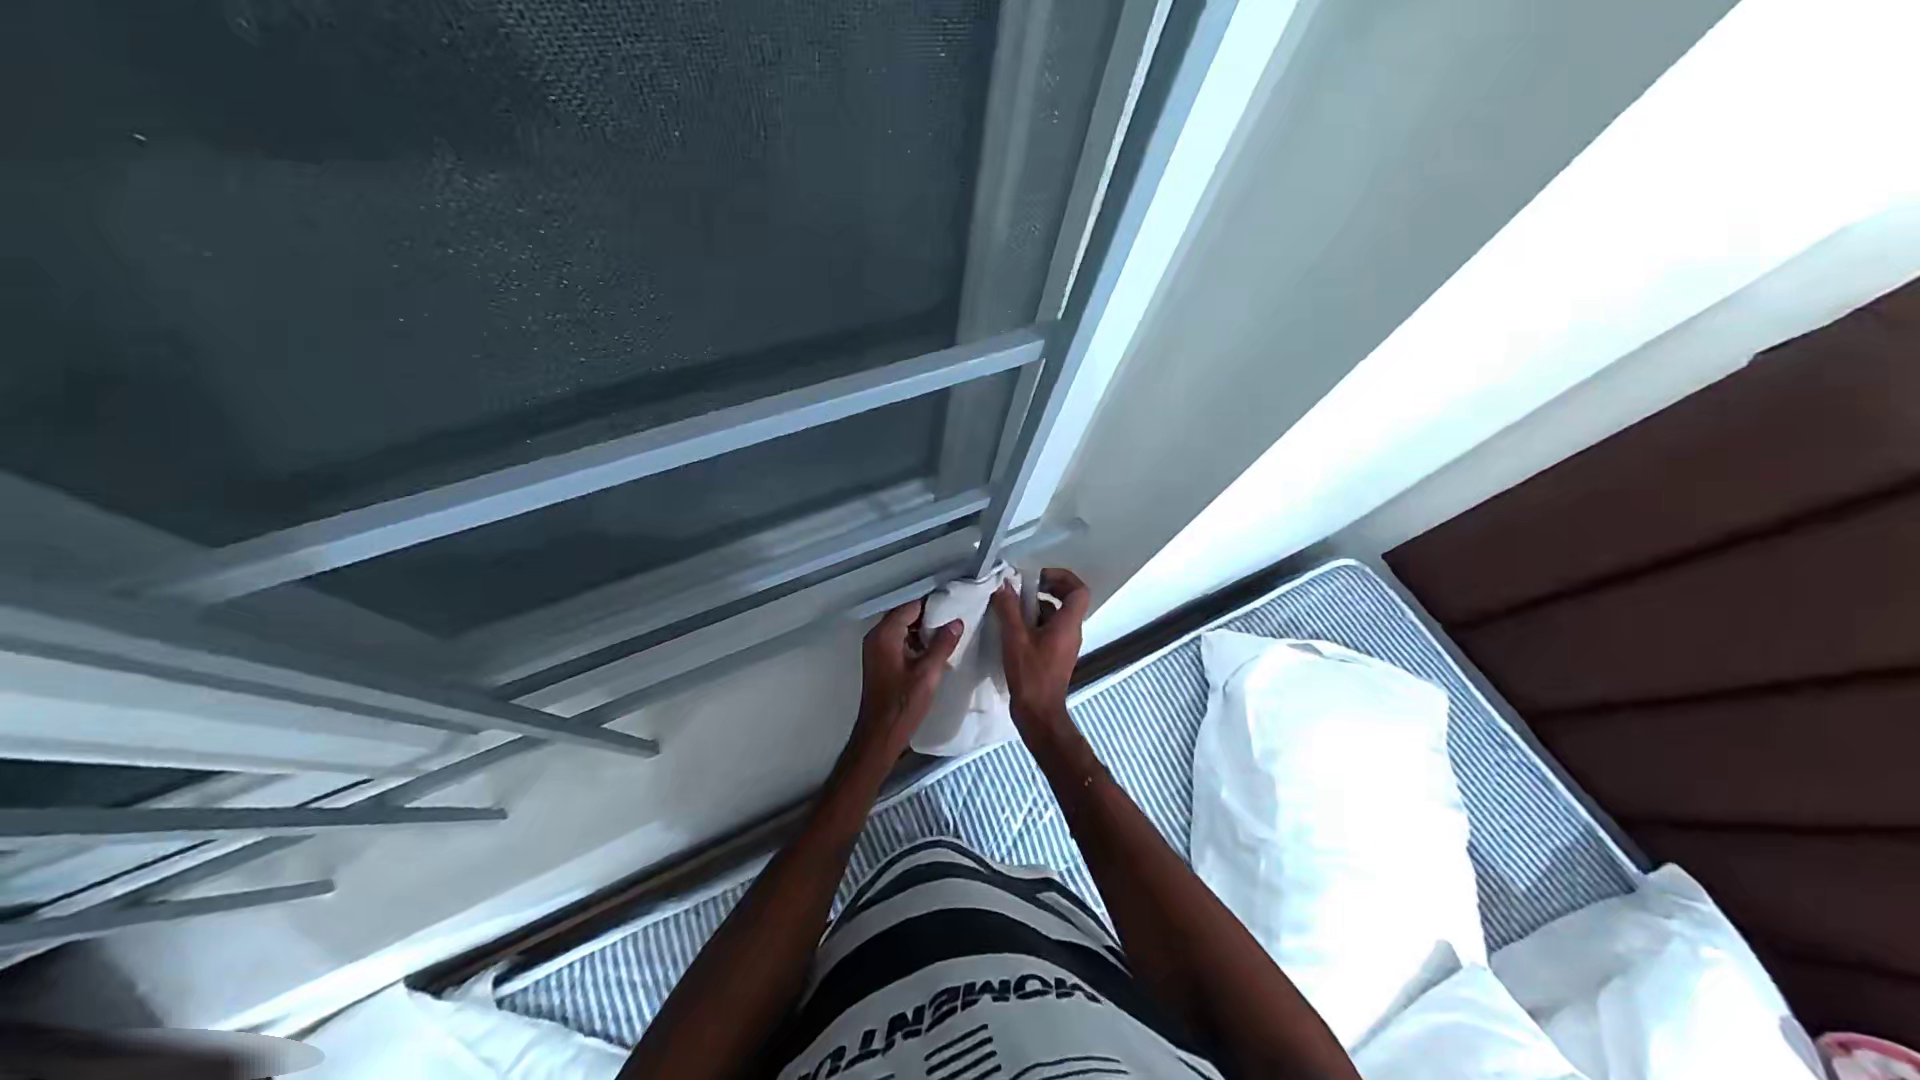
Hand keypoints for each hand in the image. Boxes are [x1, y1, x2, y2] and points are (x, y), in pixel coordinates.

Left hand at [851, 598, 961, 760]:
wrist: (881, 733)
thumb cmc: (903, 703)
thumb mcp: (928, 673)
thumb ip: (943, 644)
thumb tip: (956, 622)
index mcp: (884, 635)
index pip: (910, 606)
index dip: (932, 604)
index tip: (954, 605)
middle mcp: (876, 637)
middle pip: (904, 615)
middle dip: (928, 616)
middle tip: (953, 619)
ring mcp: (875, 649)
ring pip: (901, 628)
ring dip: (922, 630)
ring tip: (947, 635)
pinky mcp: (879, 661)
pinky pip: (898, 641)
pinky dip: (914, 641)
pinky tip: (933, 650)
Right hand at [990, 568, 1089, 729]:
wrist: (1039, 712)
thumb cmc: (1030, 674)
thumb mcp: (1015, 638)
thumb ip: (1008, 608)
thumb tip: (1003, 585)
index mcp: (1068, 624)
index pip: (1079, 590)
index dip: (1061, 577)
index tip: (1037, 577)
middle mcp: (1072, 631)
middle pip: (1068, 599)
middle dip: (1046, 588)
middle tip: (1022, 588)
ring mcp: (1065, 644)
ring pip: (1056, 615)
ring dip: (1037, 605)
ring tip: (1012, 606)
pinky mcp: (1056, 655)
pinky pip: (1050, 629)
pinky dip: (1035, 622)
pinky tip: (1013, 627)